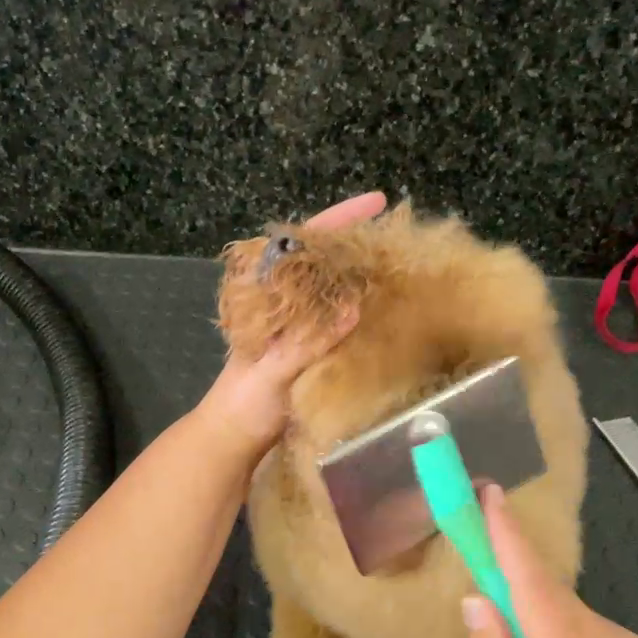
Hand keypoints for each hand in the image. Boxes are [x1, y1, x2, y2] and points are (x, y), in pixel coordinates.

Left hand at [190, 192, 386, 456]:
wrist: (233, 436)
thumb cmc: (245, 400)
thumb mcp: (274, 370)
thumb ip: (307, 341)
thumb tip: (351, 307)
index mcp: (263, 289)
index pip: (301, 240)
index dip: (339, 219)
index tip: (378, 201)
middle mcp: (281, 294)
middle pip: (322, 255)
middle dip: (358, 240)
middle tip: (404, 236)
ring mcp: (295, 316)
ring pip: (332, 281)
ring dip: (363, 269)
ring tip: (404, 262)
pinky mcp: (308, 339)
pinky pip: (339, 311)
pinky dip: (362, 303)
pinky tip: (389, 304)